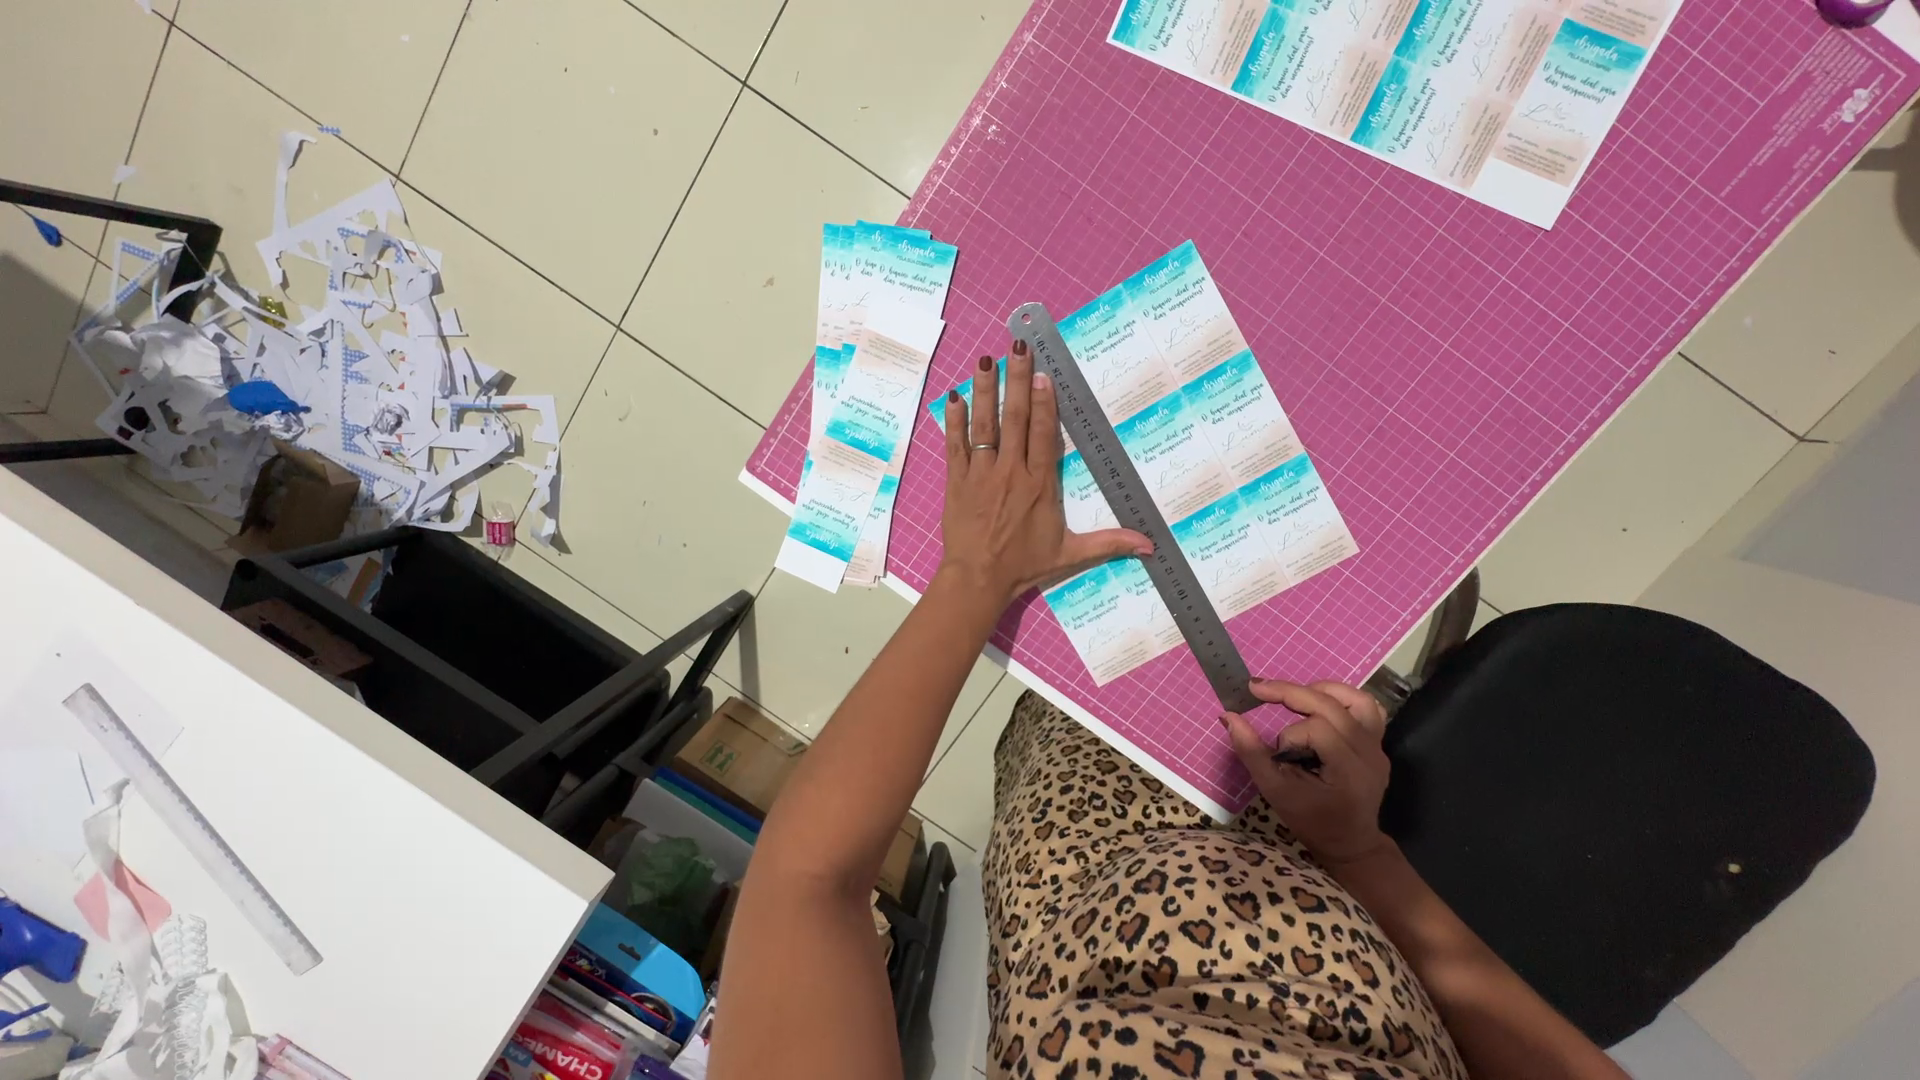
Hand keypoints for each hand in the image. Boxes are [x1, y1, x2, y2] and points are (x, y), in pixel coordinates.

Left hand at [939, 338, 1151, 603]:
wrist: (978, 579)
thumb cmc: (1024, 565)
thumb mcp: (1070, 554)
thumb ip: (1109, 543)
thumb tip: (1150, 545)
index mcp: (1039, 485)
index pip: (1042, 436)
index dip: (1042, 404)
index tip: (1043, 376)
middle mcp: (1010, 473)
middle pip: (1013, 420)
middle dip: (1016, 382)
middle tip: (1017, 349)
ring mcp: (981, 475)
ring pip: (984, 426)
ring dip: (984, 391)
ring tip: (985, 360)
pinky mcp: (957, 481)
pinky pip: (956, 446)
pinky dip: (954, 421)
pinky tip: (954, 396)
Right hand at [1223, 679, 1393, 866]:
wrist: (1349, 842)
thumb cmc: (1310, 820)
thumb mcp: (1275, 791)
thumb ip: (1252, 752)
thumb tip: (1228, 716)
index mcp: (1347, 769)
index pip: (1317, 729)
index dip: (1290, 734)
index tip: (1277, 751)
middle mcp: (1369, 753)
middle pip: (1332, 706)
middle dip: (1292, 693)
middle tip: (1259, 688)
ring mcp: (1378, 747)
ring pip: (1356, 699)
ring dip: (1322, 690)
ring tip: (1295, 695)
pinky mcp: (1379, 744)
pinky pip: (1369, 709)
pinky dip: (1344, 699)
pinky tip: (1322, 703)